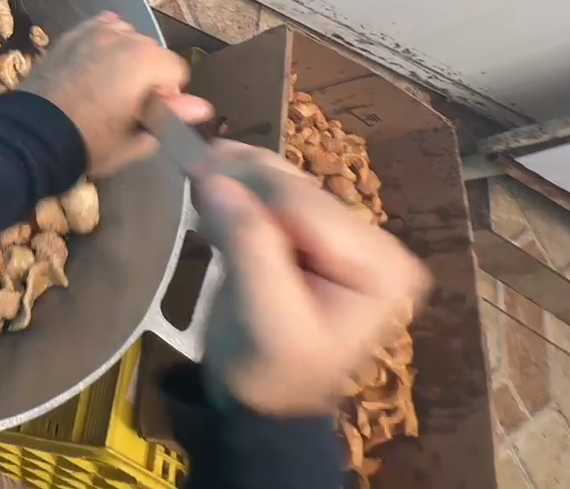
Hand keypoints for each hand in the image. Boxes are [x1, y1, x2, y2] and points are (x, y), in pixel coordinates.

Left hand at [18, 12, 208, 174]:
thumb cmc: (91, 141)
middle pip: (151, 51)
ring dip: (124, 56)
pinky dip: (103, 42)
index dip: (168, 95)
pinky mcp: (69, 35)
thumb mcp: (137, 137)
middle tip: (126, 104)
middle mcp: (121, 37)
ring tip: (107, 86)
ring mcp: (91, 32)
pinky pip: (97, 29)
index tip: (149, 114)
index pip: (176, 70)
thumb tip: (202, 107)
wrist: (33, 134)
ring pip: (124, 37)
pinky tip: (95, 62)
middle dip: (147, 73)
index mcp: (145, 60)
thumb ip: (173, 117)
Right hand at [192, 141, 429, 415]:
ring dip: (234, 176)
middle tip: (188, 180)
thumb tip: (213, 178)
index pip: (303, 202)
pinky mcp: (314, 229)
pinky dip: (237, 180)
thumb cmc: (267, 367)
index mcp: (381, 265)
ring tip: (198, 187)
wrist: (259, 395)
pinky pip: (272, 184)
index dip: (246, 187)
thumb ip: (247, 243)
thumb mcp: (262, 315)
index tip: (192, 179)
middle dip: (237, 179)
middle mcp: (373, 240)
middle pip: (292, 185)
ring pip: (280, 176)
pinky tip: (212, 192)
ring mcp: (345, 232)